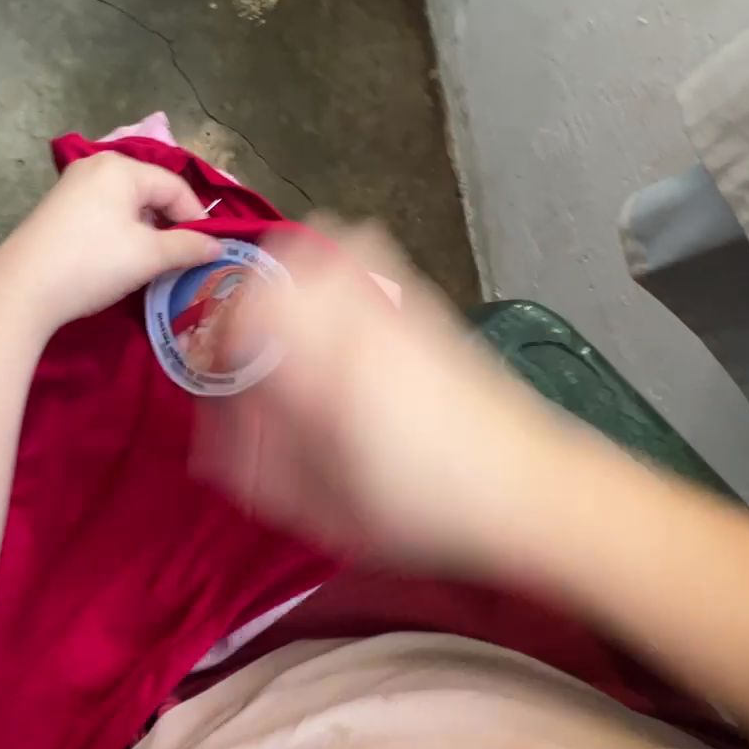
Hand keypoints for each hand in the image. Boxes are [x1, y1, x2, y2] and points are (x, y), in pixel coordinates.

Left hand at [0, 153, 223, 334]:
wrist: (21, 290)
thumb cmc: (93, 262)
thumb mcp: (149, 256)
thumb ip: (189, 246)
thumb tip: (217, 246)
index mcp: (121, 167)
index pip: (175, 187)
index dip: (197, 218)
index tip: (209, 251)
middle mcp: (96, 167)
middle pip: (150, 192)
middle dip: (171, 224)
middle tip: (183, 257)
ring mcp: (72, 187)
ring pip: (127, 204)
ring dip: (146, 231)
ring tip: (154, 262)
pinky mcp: (58, 210)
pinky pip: (104, 214)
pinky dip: (121, 233)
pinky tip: (121, 260)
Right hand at [193, 221, 594, 572]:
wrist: (532, 484)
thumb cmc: (427, 506)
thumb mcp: (328, 508)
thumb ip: (262, 470)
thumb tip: (216, 447)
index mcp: (326, 367)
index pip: (250, 314)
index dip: (222, 336)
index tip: (221, 368)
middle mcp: (356, 318)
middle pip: (285, 264)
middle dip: (253, 297)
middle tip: (252, 342)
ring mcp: (394, 302)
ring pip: (329, 241)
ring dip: (298, 272)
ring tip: (294, 315)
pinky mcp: (425, 303)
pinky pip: (371, 251)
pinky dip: (340, 261)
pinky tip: (342, 303)